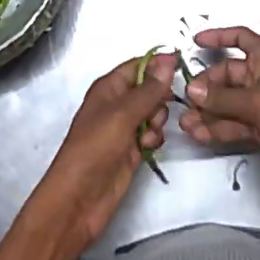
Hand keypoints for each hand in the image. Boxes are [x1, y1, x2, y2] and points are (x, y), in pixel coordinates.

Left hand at [28, 52, 177, 247]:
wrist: (79, 199)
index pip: (139, 65)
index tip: (180, 65)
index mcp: (109, 87)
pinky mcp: (132, 149)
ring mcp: (125, 127)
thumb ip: (149, 89)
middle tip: (158, 109)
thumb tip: (168, 61)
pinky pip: (152, 133)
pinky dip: (154, 137)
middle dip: (160, 97)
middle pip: (149, 89)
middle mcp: (117, 103)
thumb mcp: (123, 114)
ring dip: (157, 119)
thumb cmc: (95, 148)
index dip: (158, 64)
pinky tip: (148, 146)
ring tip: (149, 132)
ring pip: (153, 112)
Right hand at [180, 26, 259, 202]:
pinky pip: (233, 122)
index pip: (240, 38)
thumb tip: (192, 91)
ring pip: (227, 101)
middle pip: (227, 74)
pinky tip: (199, 134)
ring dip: (207, 111)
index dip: (219, 36)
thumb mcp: (256, 101)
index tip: (196, 42)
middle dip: (207, 87)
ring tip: (186, 123)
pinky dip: (217, 127)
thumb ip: (222, 97)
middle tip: (187, 101)